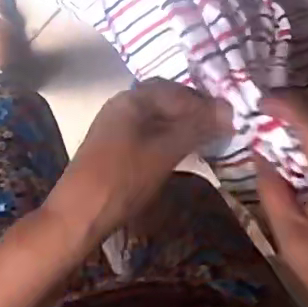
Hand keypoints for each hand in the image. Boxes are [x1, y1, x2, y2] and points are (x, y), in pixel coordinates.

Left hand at [44, 80, 231, 246]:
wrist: (77, 216)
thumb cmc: (122, 181)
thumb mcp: (164, 153)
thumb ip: (196, 128)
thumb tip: (228, 110)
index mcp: (132, 99)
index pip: (178, 90)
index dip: (205, 102)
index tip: (230, 118)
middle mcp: (122, 103)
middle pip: (166, 98)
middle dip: (194, 110)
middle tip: (220, 127)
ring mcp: (116, 124)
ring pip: (157, 115)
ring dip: (182, 123)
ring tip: (207, 138)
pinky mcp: (114, 144)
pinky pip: (148, 129)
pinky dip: (168, 135)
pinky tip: (182, 149)